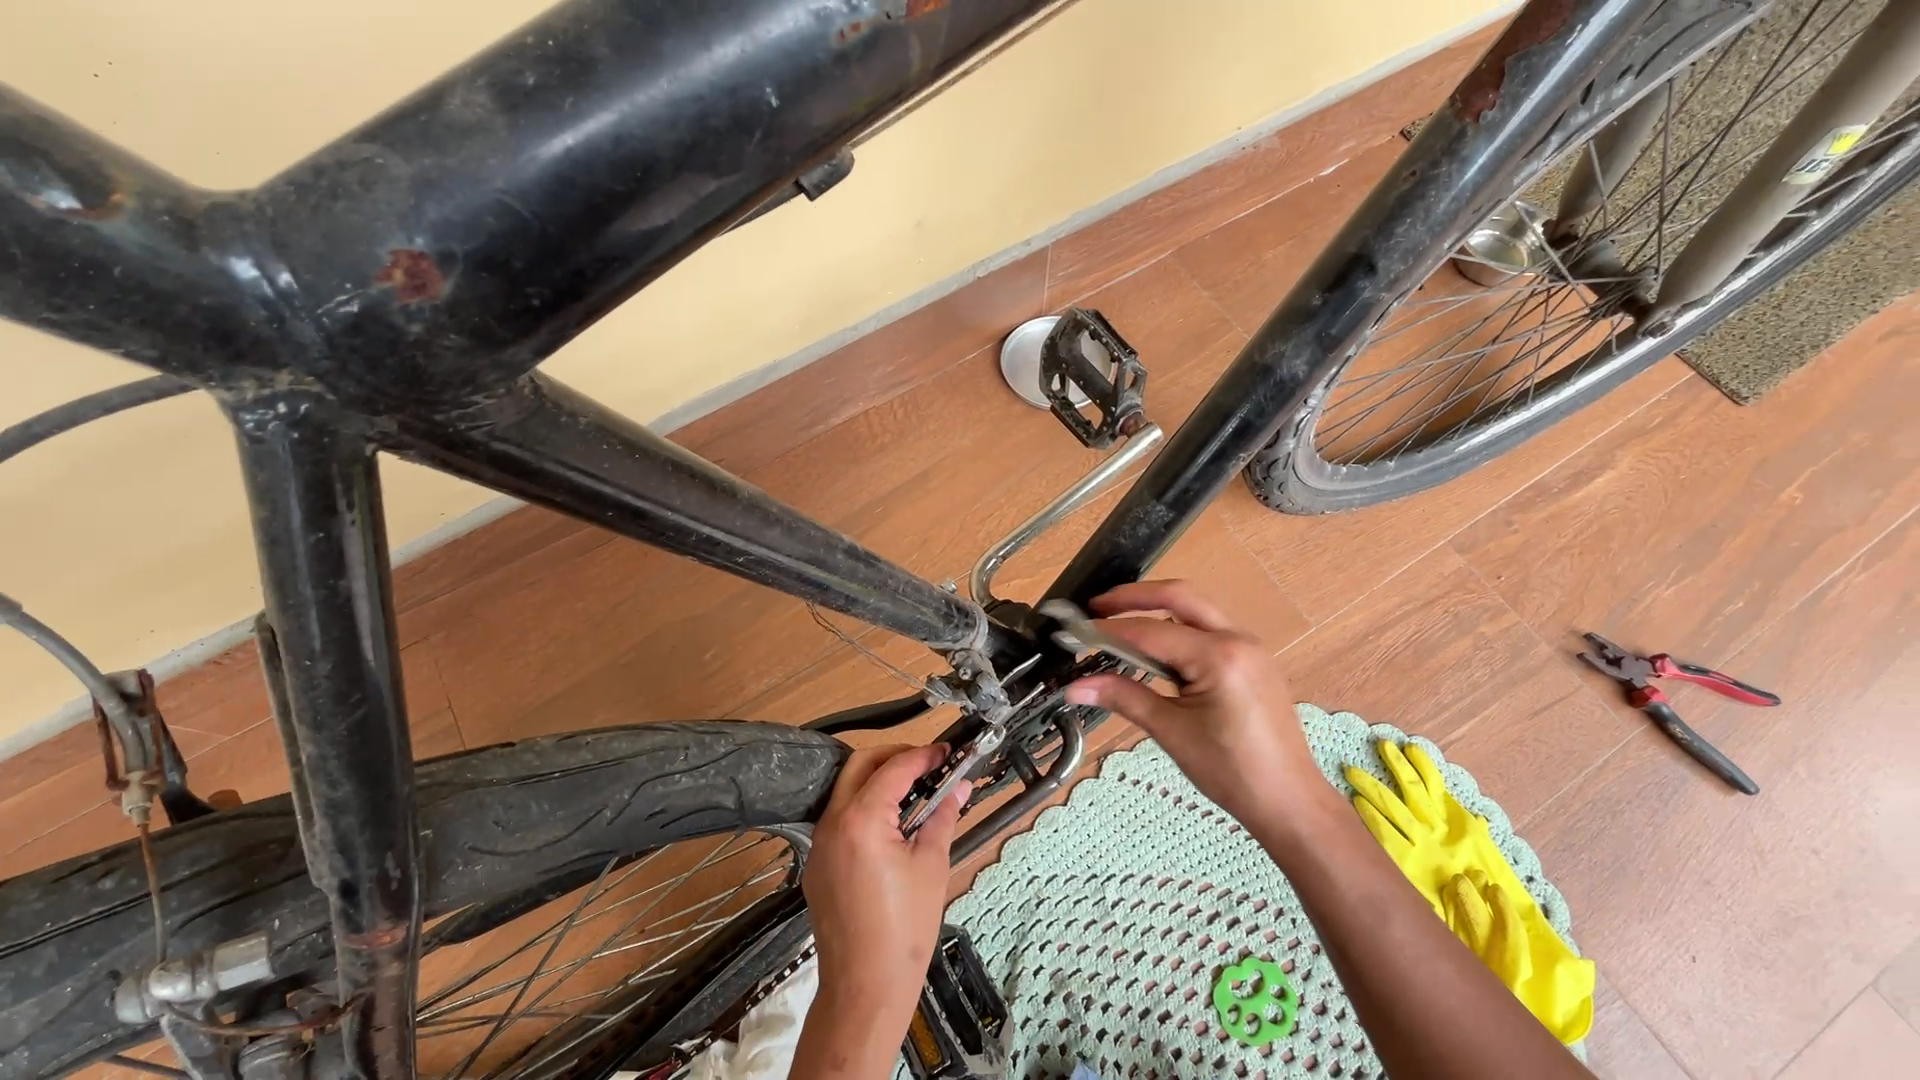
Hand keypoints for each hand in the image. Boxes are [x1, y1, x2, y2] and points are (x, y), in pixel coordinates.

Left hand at [801, 744, 965, 1030]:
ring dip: (878, 781)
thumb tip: (959, 789)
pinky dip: (864, 809)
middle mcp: (831, 824)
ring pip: (846, 790)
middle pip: (860, 766)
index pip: (894, 769)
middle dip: (895, 757)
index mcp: (860, 821)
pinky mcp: (817, 864)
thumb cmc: (903, 930)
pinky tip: (891, 826)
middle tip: (928, 765)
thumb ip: (943, 817)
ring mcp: (819, 844)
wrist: (865, 986)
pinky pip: (839, 819)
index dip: (923, 757)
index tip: (946, 754)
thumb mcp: (932, 865)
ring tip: (914, 793)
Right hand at [1062, 580, 1332, 844]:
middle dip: (1135, 597)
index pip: (1151, 631)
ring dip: (1159, 610)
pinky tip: (1157, 650)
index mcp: (1219, 657)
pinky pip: (1211, 630)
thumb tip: (1076, 687)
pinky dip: (1180, 630)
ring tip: (1120, 624)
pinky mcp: (1254, 662)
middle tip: (1097, 607)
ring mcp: (1251, 648)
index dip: (1109, 630)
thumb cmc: (1231, 772)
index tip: (1075, 631)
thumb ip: (1124, 697)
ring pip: (1197, 611)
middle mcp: (1239, 640)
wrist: (1289, 801)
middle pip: (1180, 597)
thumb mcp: (1171, 732)